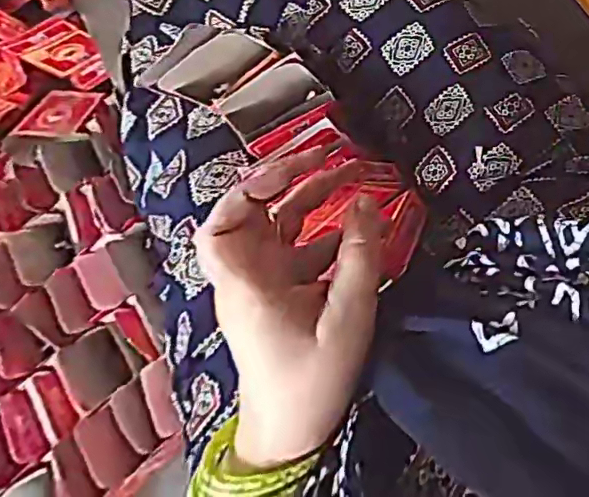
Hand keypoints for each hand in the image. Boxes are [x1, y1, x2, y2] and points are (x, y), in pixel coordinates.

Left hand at [195, 145, 383, 467]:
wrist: (291, 434)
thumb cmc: (310, 380)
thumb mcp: (347, 315)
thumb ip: (361, 255)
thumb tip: (367, 201)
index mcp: (250, 284)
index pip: (221, 227)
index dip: (248, 189)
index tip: (290, 168)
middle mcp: (250, 276)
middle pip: (251, 212)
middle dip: (285, 177)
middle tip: (325, 154)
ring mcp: (266, 283)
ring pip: (278, 224)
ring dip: (310, 195)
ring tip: (349, 172)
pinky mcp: (283, 291)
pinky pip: (300, 245)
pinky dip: (326, 226)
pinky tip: (356, 222)